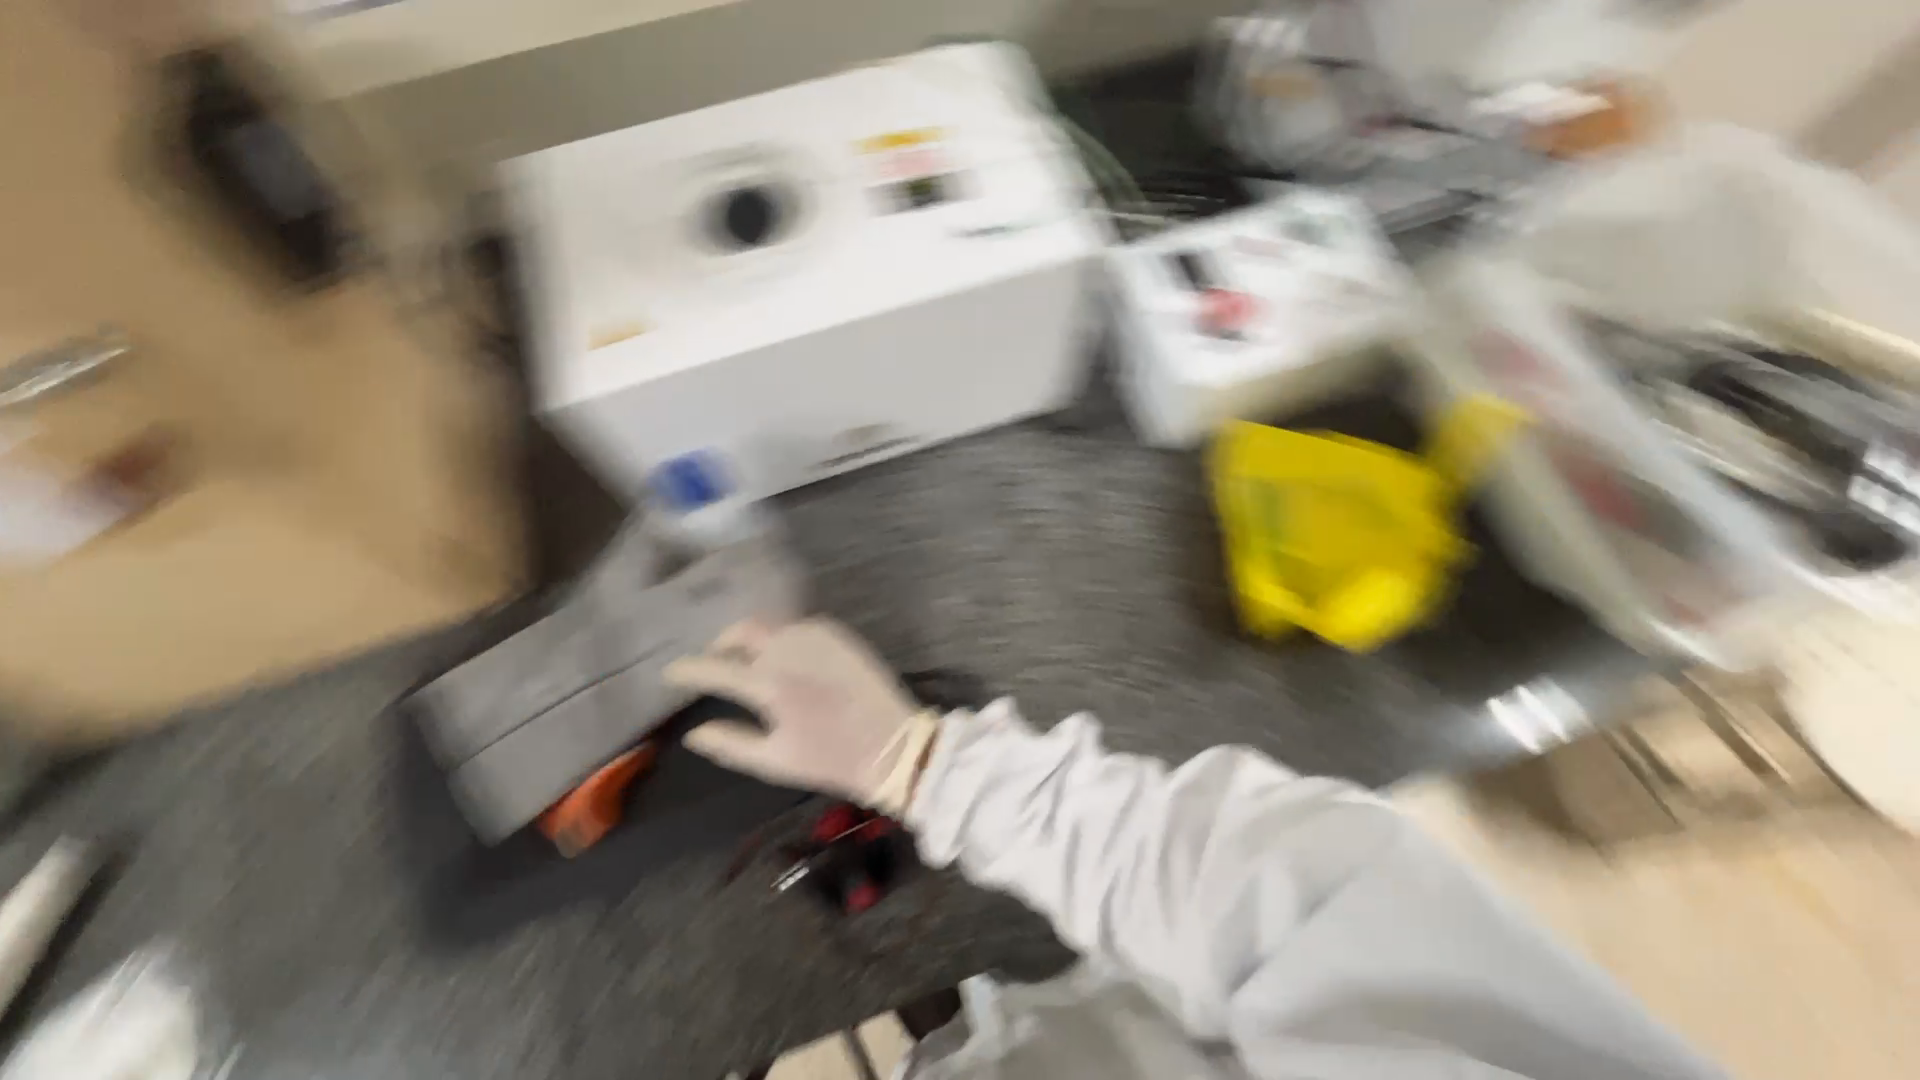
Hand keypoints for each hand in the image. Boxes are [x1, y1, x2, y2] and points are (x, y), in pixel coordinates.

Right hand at [665, 619, 939, 814]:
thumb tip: (693, 733)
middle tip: (716, 662)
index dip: (688, 670)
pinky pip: (800, 626)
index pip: (715, 669)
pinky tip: (786, 658)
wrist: (894, 745)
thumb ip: (730, 744)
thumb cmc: (831, 760)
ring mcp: (818, 638)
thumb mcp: (774, 762)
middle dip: (722, 643)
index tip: (672, 673)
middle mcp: (790, 651)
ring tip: (749, 661)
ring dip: (754, 639)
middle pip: (742, 631)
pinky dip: (784, 637)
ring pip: (772, 625)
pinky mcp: (840, 635)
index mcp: (770, 685)